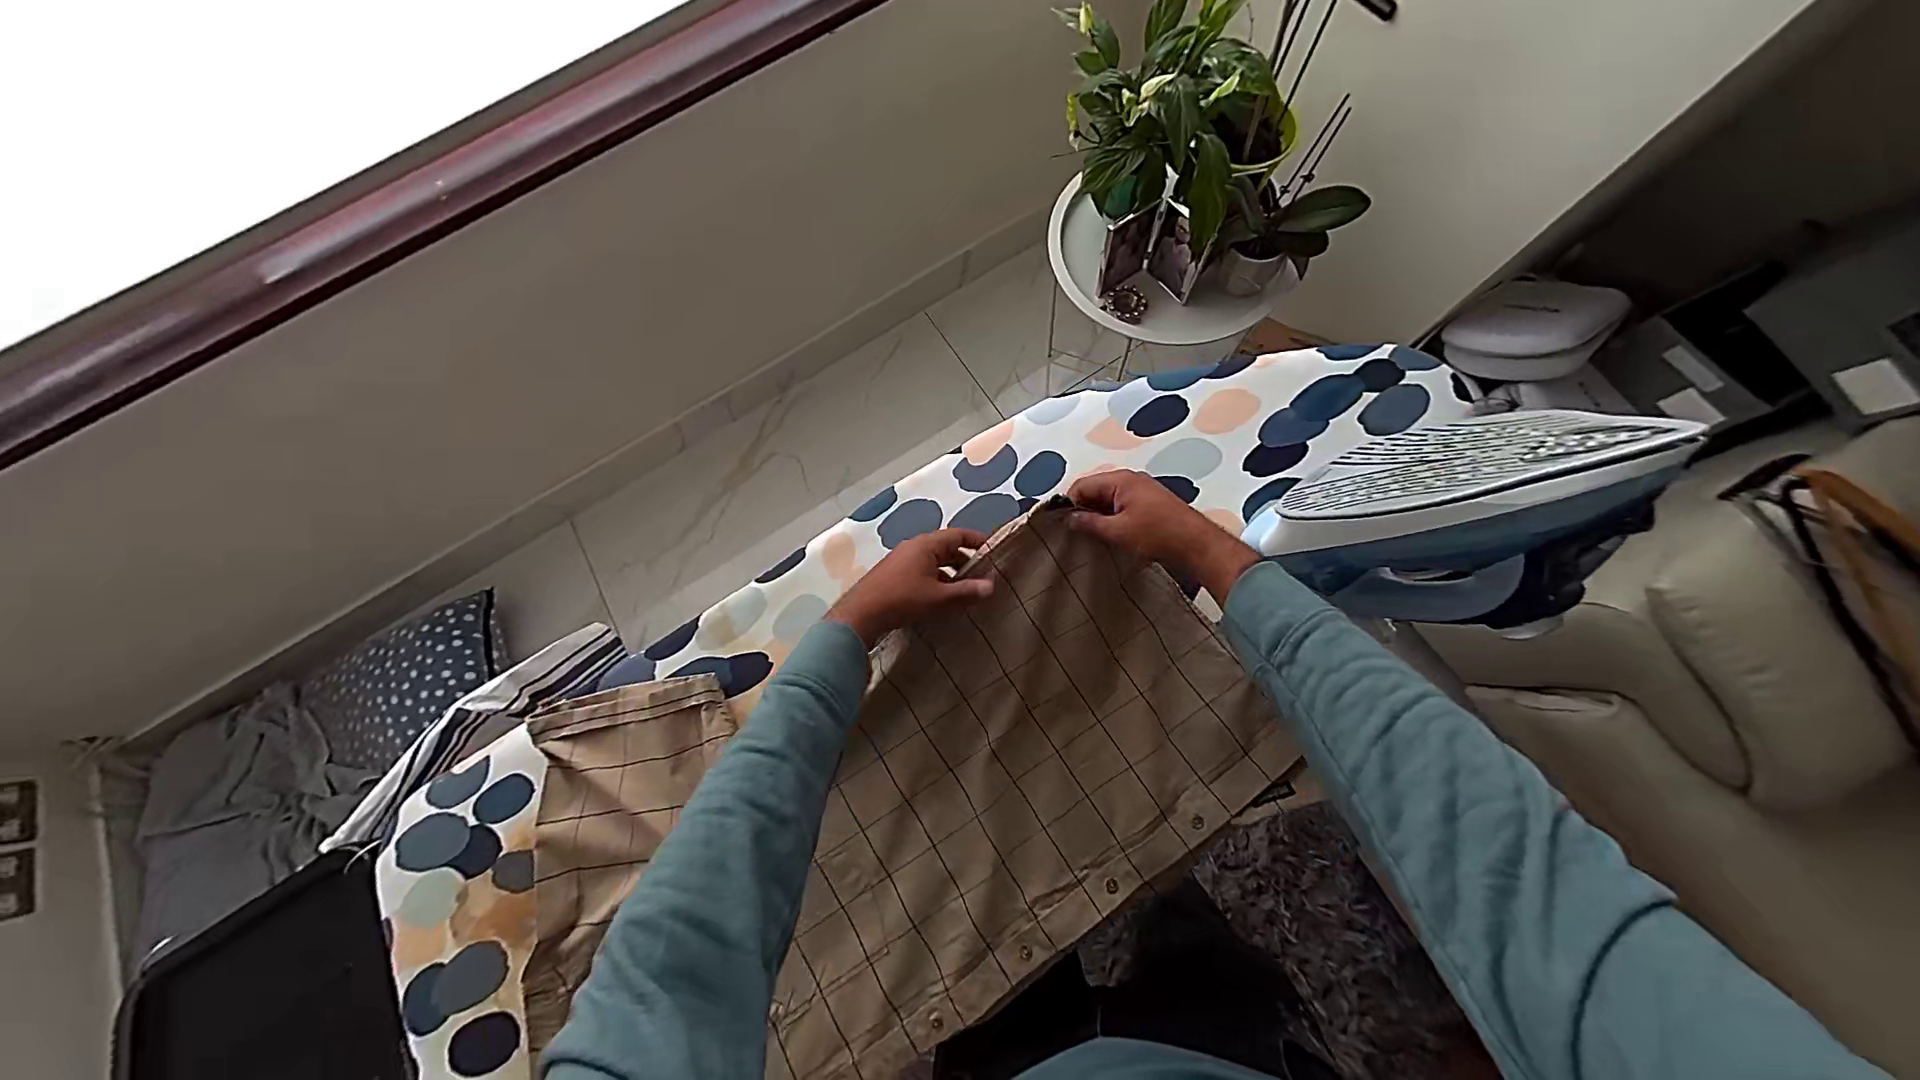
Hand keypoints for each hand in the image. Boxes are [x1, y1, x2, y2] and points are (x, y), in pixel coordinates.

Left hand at [826, 528, 994, 645]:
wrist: (860, 615)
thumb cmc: (901, 600)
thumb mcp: (938, 598)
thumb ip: (966, 592)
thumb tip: (991, 586)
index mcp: (925, 545)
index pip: (958, 534)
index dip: (978, 541)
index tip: (994, 550)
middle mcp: (913, 548)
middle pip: (946, 548)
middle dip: (966, 561)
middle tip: (984, 576)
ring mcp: (901, 561)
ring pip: (934, 562)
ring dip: (951, 574)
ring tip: (965, 591)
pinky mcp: (894, 576)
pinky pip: (922, 572)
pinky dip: (937, 581)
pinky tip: (941, 599)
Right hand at [1065, 469, 1259, 601]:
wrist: (1197, 545)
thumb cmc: (1160, 534)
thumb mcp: (1116, 531)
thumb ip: (1088, 523)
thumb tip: (1069, 519)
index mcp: (1120, 480)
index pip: (1081, 485)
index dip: (1069, 504)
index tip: (1063, 524)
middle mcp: (1130, 480)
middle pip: (1094, 491)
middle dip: (1083, 510)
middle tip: (1077, 534)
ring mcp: (1141, 491)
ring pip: (1107, 500)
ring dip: (1099, 516)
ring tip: (1095, 537)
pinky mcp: (1149, 505)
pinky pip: (1121, 507)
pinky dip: (1113, 519)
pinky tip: (1113, 536)